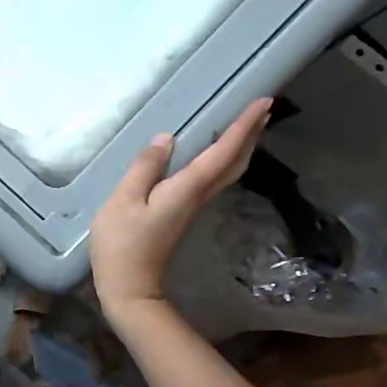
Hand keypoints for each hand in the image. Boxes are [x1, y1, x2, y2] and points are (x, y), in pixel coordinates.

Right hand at [91, 98, 271, 323]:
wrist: (129, 286)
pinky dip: (222, 163)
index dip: (242, 126)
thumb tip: (166, 139)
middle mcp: (198, 196)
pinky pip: (212, 182)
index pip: (222, 152)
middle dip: (250, 135)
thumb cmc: (122, 244)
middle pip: (234, 163)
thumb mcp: (122, 202)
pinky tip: (214, 159)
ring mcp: (192, 209)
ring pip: (227, 173)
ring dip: (240, 149)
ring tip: (245, 128)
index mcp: (187, 189)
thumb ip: (144, 169)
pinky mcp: (182, 217)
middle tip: (262, 109)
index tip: (264, 100)